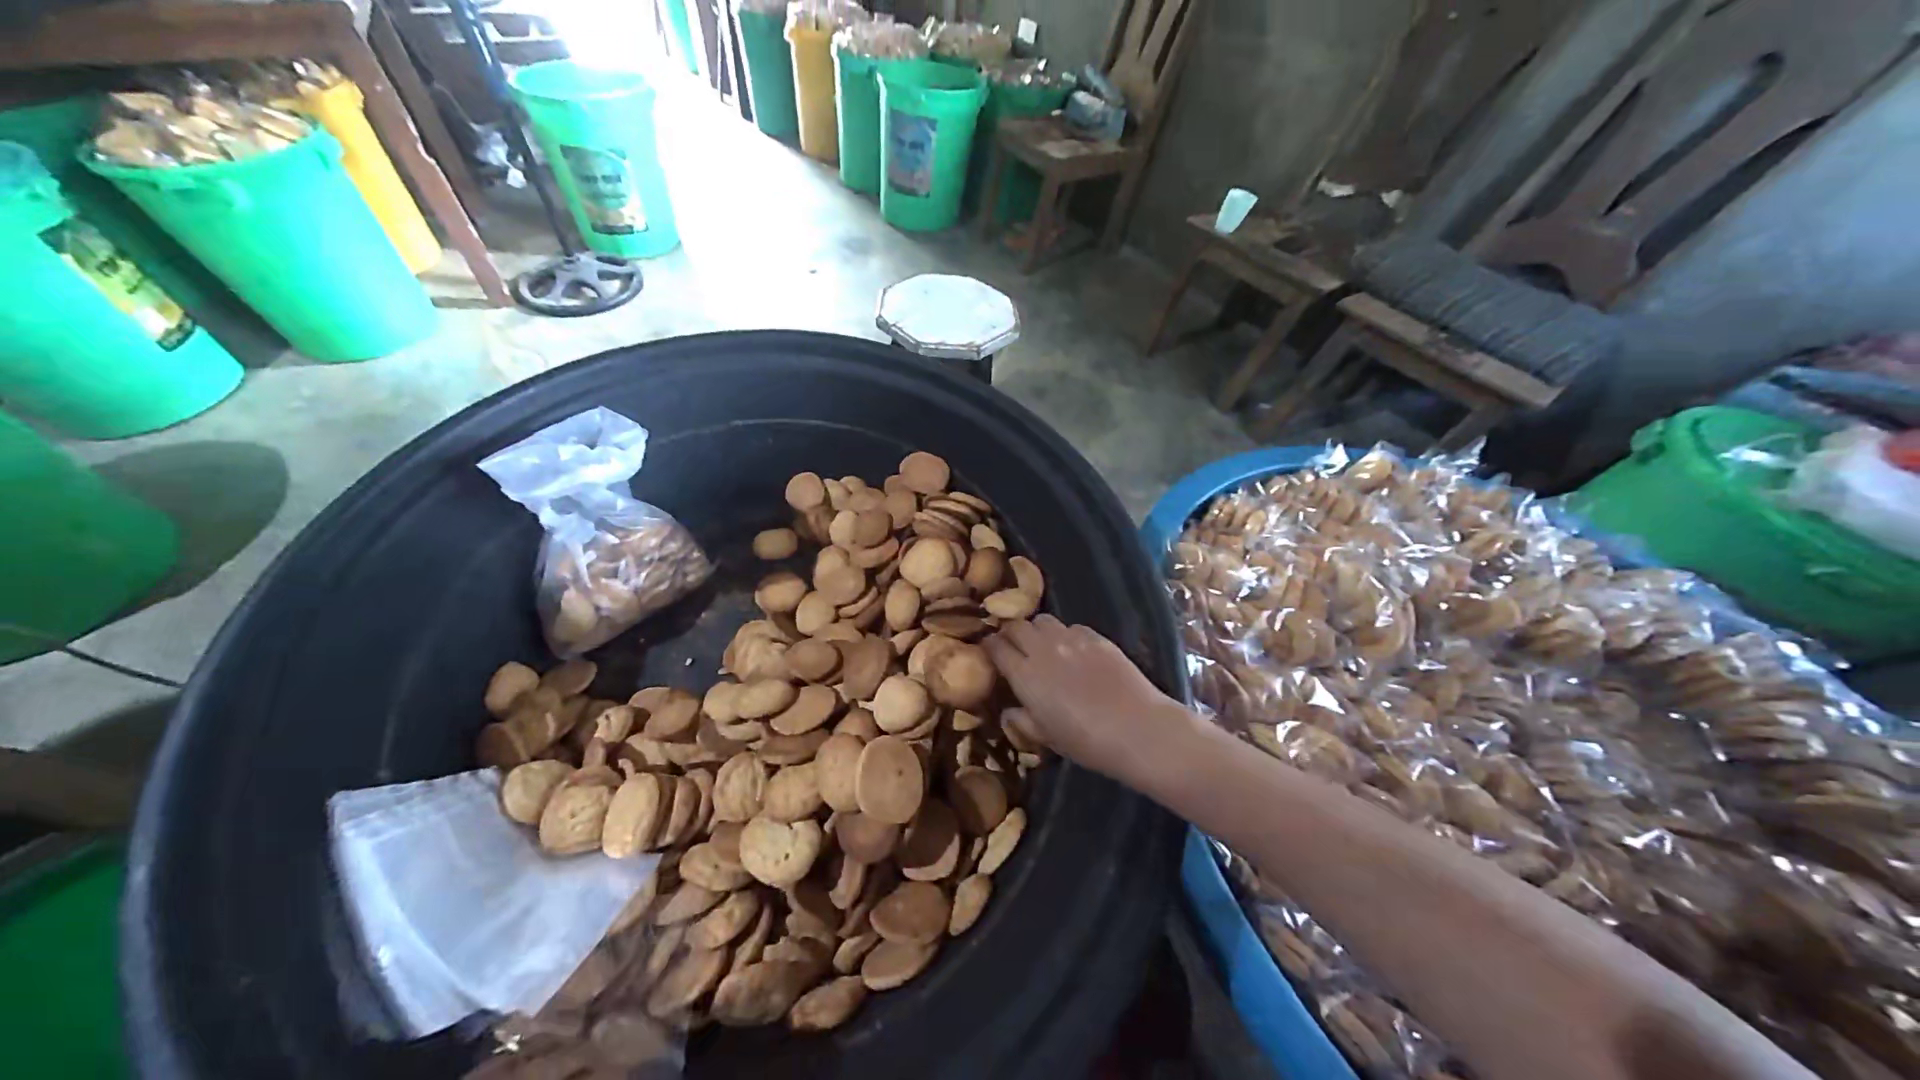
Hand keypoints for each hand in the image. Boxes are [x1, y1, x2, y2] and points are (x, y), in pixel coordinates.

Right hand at [983, 615, 1200, 784]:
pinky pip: (1071, 626)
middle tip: (1013, 647)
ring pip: (1043, 620)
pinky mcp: (1097, 637)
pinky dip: (1065, 635)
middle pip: (1016, 626)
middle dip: (1010, 633)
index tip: (989, 652)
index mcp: (1024, 675)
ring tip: (1043, 645)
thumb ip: (1022, 721)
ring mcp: (1071, 639)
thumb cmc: (1086, 742)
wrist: (1136, 729)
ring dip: (1036, 630)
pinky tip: (1074, 651)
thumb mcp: (1046, 738)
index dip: (989, 647)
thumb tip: (1009, 711)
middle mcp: (1043, 649)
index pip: (996, 647)